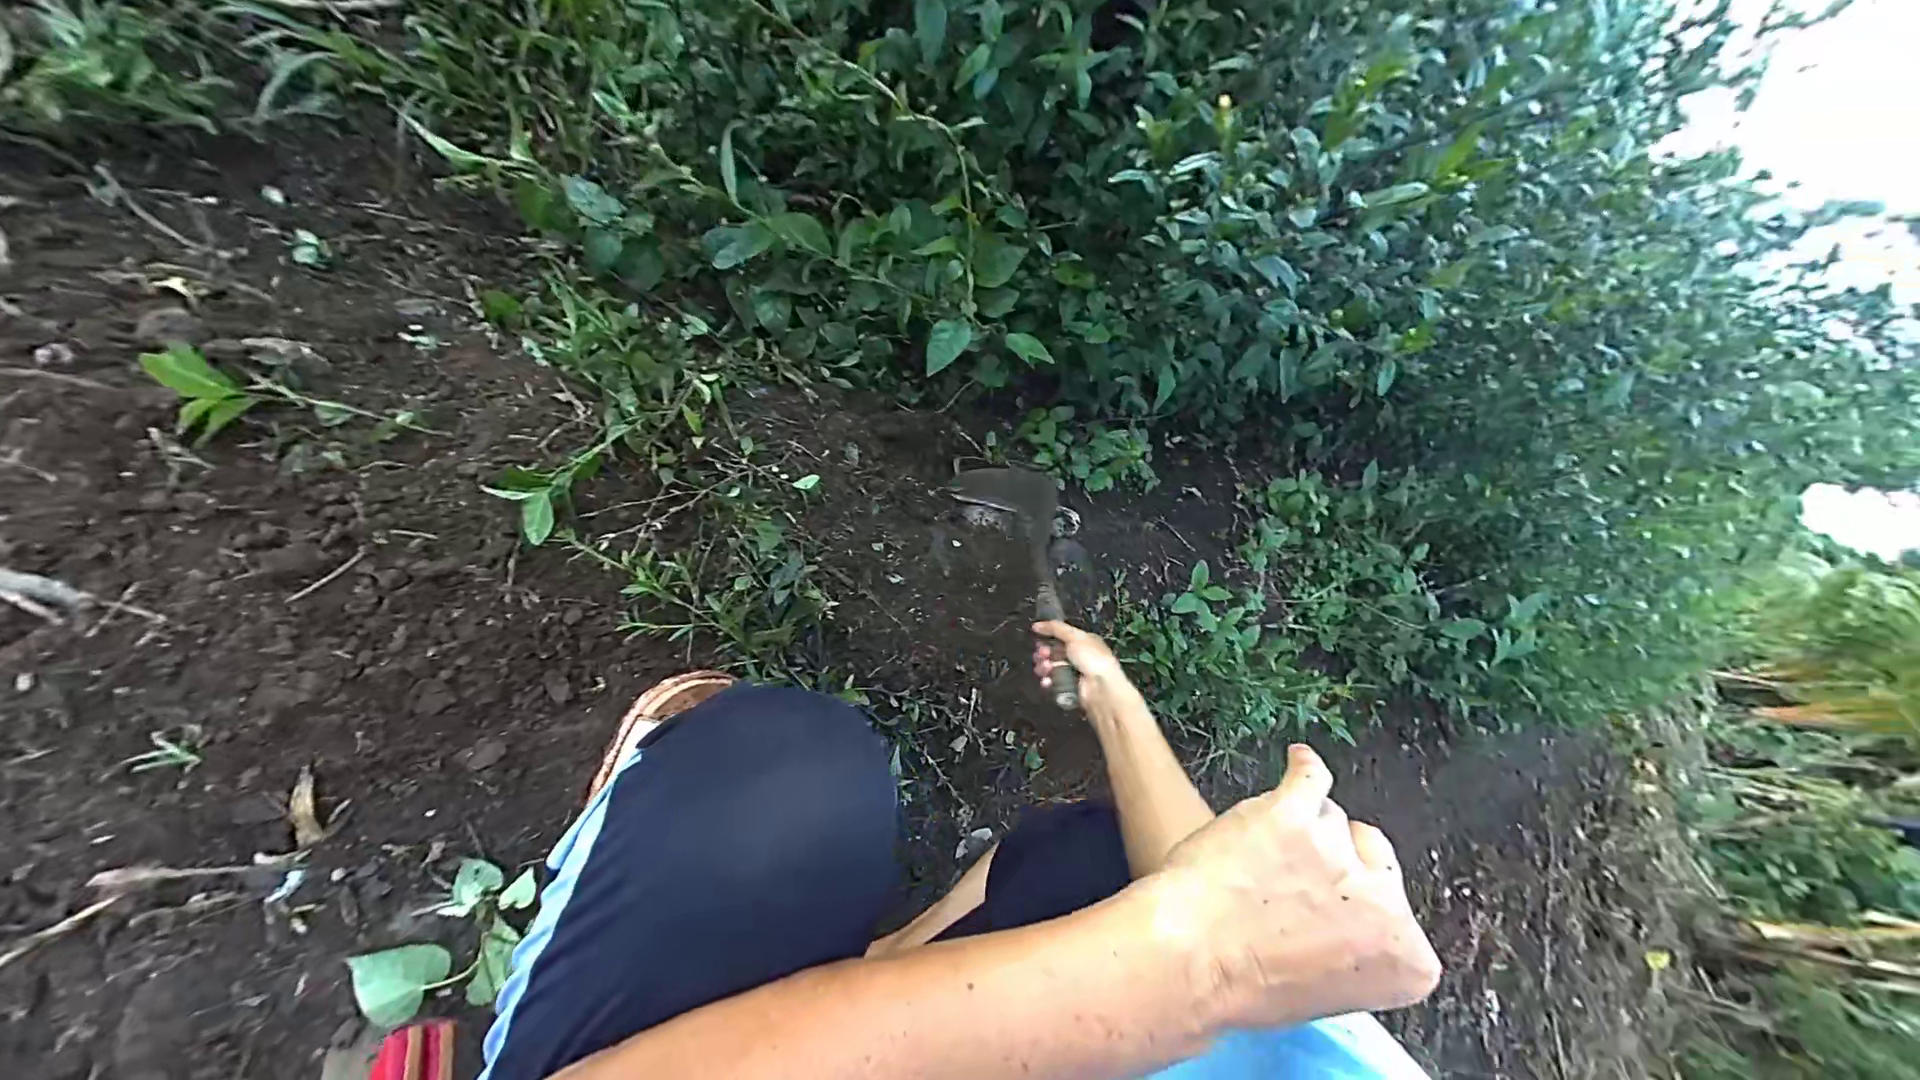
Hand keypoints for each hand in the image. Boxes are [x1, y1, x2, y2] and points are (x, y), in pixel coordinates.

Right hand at [1032, 620, 1137, 716]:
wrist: (1101, 688)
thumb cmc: (1091, 658)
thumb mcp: (1074, 637)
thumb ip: (1055, 628)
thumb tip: (1036, 625)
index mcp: (1084, 641)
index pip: (1062, 636)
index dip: (1049, 637)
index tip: (1038, 639)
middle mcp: (1080, 656)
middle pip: (1055, 652)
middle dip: (1044, 653)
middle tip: (1041, 655)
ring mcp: (1075, 673)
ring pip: (1053, 667)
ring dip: (1045, 667)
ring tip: (1045, 668)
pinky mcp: (1070, 688)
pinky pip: (1054, 682)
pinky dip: (1049, 681)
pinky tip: (1047, 681)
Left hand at [1141, 743, 1439, 1029]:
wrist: (1193, 955)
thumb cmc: (1243, 979)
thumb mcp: (1327, 985)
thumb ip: (1353, 944)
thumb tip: (1342, 915)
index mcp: (1407, 961)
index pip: (1397, 906)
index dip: (1353, 898)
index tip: (1328, 901)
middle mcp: (1384, 903)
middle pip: (1368, 850)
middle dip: (1332, 856)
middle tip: (1286, 873)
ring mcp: (1337, 851)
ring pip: (1327, 816)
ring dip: (1297, 824)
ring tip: (1256, 849)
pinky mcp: (1292, 814)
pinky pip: (1310, 776)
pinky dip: (1302, 765)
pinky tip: (1297, 758)